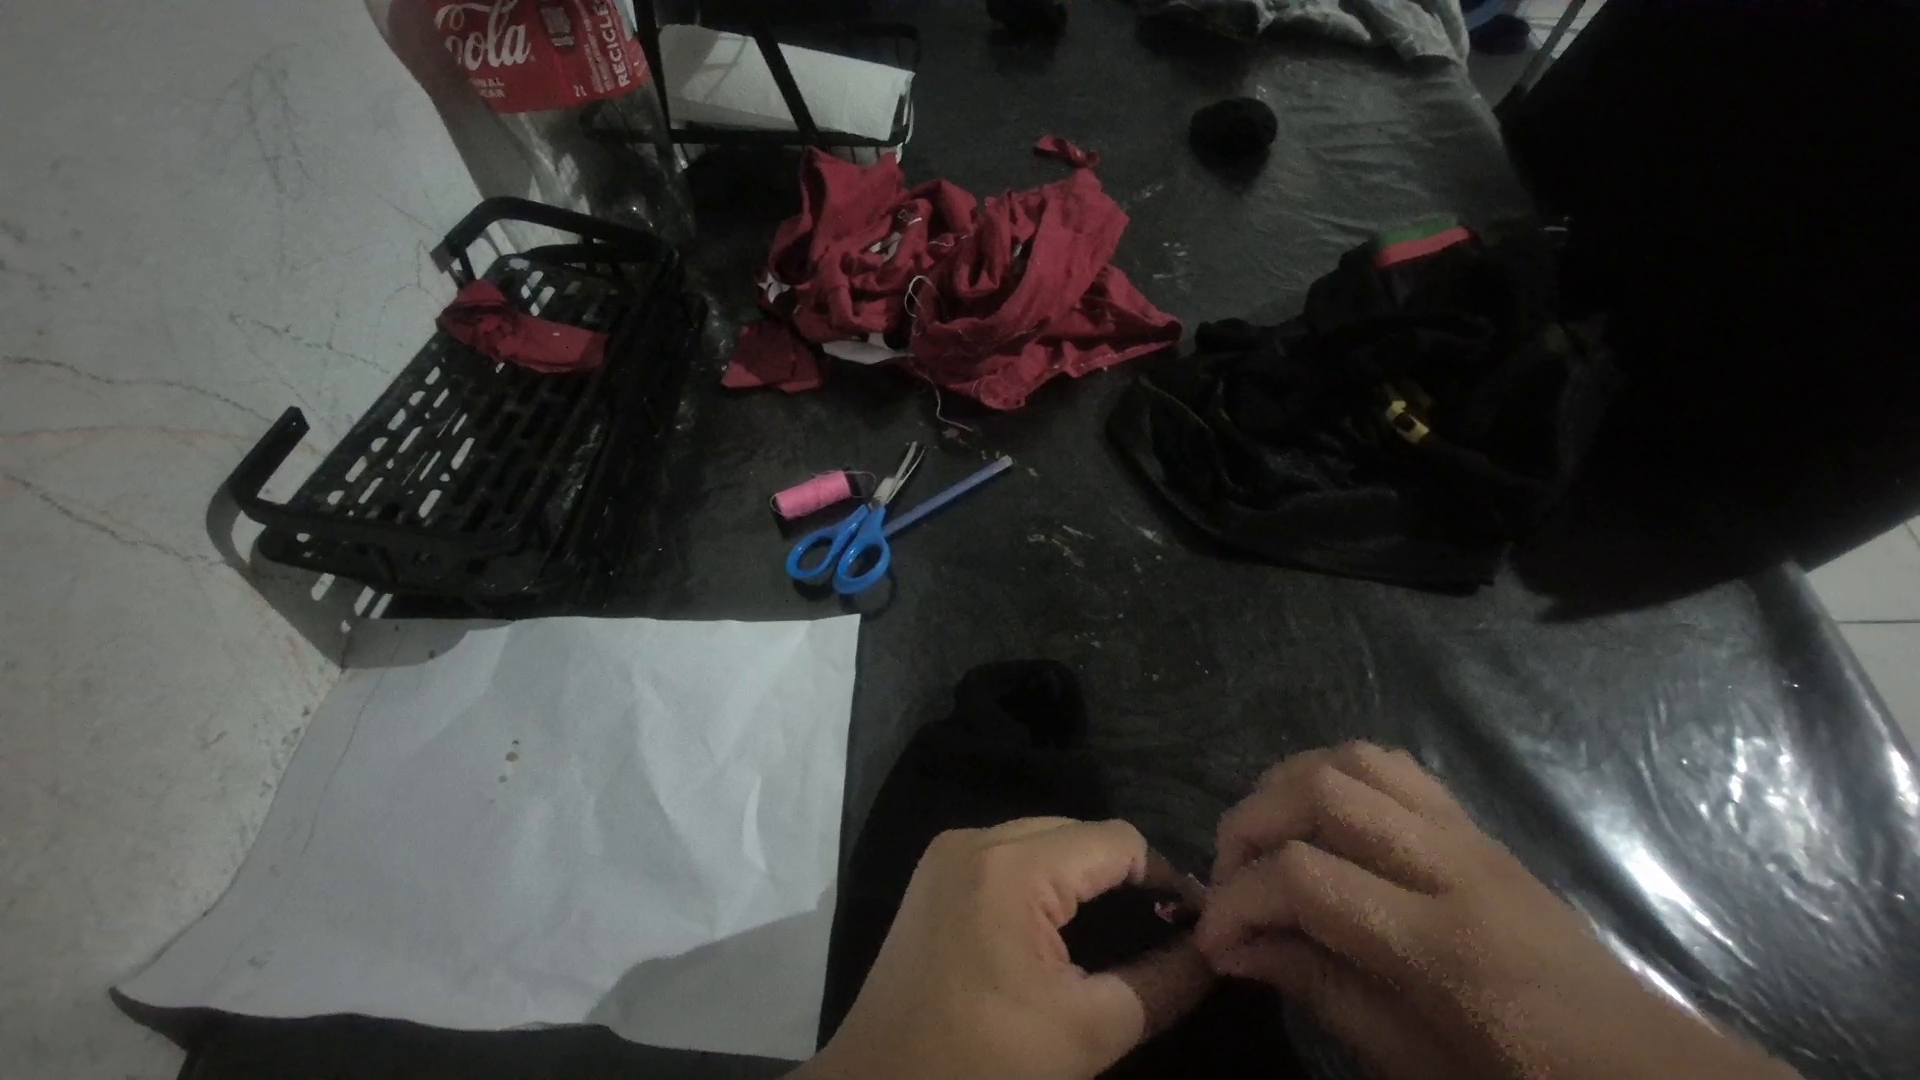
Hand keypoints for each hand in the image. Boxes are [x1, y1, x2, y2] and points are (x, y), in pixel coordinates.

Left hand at [800, 818, 1213, 1079]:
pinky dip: (1043, 877)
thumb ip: (1163, 983)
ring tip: (1119, 924)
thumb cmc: (983, 1063)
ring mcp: (949, 851)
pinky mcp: (935, 872)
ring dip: (1082, 874)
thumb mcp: (1088, 1031)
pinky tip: (1059, 923)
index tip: (1192, 919)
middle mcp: (976, 838)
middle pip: (1078, 832)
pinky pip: (1007, 853)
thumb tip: (1212, 950)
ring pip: (1042, 837)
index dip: (1163, 875)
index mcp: (1012, 867)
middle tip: (1159, 926)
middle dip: (1123, 873)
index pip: (1116, 840)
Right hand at [1195, 743, 1798, 1079]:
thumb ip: (1316, 986)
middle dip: (1249, 824)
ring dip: (1285, 785)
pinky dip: (1333, 773)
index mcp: (1443, 944)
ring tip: (1263, 836)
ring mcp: (1467, 833)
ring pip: (1352, 760)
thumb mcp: (1410, 1059)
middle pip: (1320, 792)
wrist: (1644, 1070)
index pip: (1305, 878)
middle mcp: (1452, 865)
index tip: (1212, 937)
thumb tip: (1232, 946)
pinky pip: (1389, 765)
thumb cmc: (1522, 1078)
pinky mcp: (1472, 823)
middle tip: (1228, 875)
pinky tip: (1316, 816)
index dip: (1238, 900)